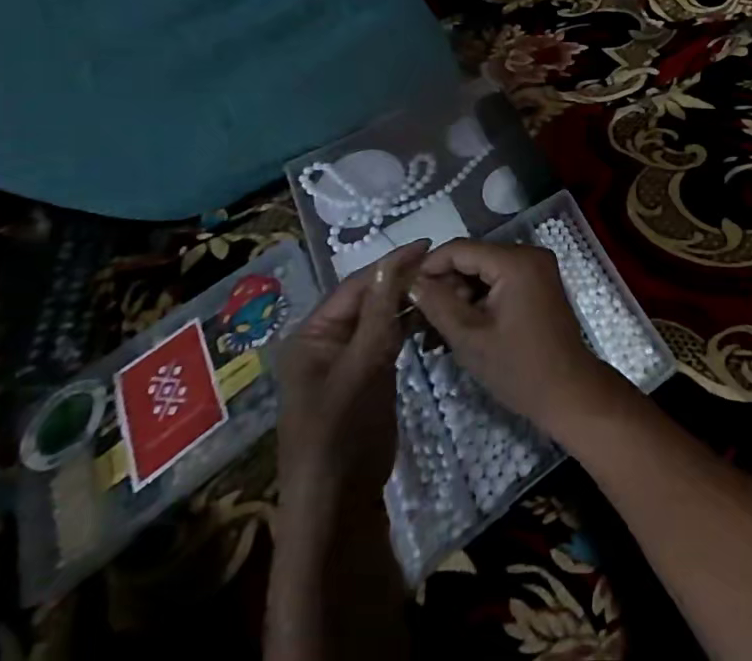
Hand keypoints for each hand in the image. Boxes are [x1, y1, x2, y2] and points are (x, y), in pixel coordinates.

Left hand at [275, 240, 424, 501]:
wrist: (338, 505)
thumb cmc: (341, 433)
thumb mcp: (361, 369)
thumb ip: (379, 316)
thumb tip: (392, 263)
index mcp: (311, 335)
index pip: (354, 287)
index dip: (389, 265)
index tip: (427, 246)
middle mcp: (324, 343)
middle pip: (366, 302)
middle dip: (399, 282)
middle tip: (441, 265)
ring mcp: (345, 364)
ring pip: (378, 323)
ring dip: (404, 305)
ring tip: (440, 285)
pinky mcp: (365, 382)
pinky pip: (385, 345)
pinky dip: (404, 330)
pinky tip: (428, 319)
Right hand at [410, 240, 634, 438]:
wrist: (571, 395)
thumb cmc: (519, 369)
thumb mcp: (469, 337)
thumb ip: (436, 303)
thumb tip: (410, 281)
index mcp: (515, 261)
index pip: (459, 249)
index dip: (428, 268)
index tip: (404, 292)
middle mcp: (528, 255)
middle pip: (471, 260)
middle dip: (443, 287)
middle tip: (419, 319)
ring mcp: (536, 269)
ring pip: (482, 273)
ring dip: (458, 298)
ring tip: (434, 333)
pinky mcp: (537, 285)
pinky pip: (497, 284)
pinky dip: (477, 303)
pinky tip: (457, 329)